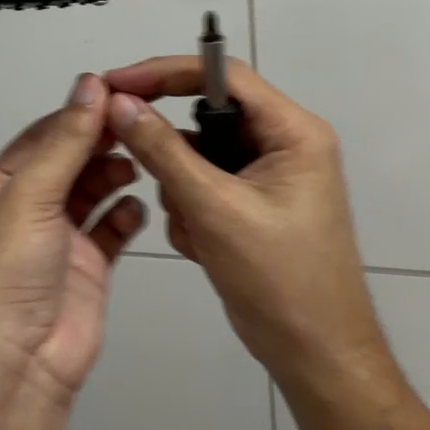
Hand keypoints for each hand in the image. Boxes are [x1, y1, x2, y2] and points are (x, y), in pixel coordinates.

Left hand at [0, 74, 146, 406]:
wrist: (17, 367)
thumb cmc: (6, 277)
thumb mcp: (30, 197)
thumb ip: (64, 142)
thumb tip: (89, 86)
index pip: (40, 137)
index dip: (75, 113)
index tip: (115, 92)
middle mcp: (26, 210)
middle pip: (69, 162)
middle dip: (100, 142)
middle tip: (139, 124)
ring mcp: (58, 240)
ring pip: (92, 193)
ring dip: (114, 175)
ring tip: (142, 161)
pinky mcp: (86, 269)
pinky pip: (110, 231)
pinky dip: (125, 216)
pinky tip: (139, 207)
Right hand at [101, 57, 389, 381]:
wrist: (315, 355)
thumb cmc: (278, 278)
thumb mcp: (213, 208)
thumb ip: (162, 151)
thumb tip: (118, 102)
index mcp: (293, 132)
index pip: (222, 76)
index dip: (164, 73)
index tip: (114, 85)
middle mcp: (283, 144)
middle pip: (206, 117)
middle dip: (172, 150)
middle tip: (133, 163)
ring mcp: (267, 176)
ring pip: (197, 154)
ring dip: (180, 188)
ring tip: (194, 230)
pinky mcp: (251, 205)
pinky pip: (202, 185)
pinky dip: (190, 210)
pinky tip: (202, 246)